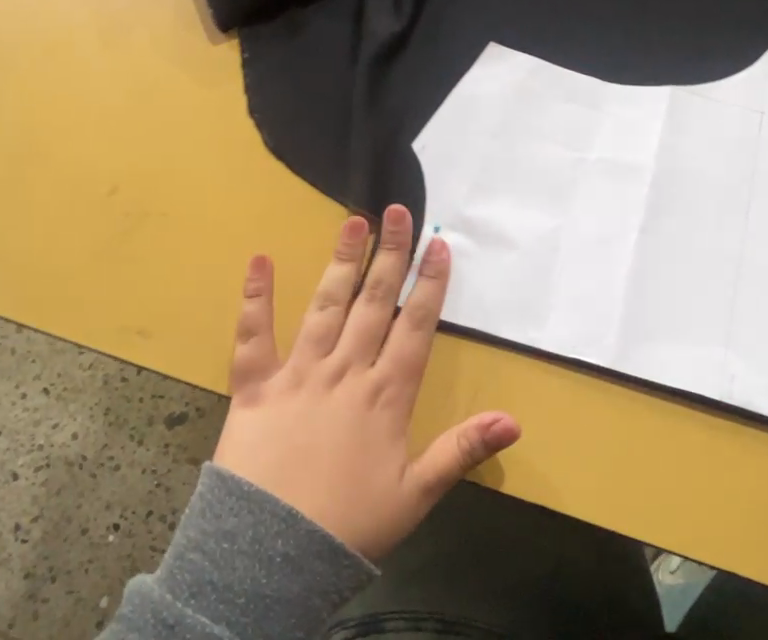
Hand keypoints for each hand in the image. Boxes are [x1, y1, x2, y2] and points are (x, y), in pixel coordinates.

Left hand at [212, 204, 521, 559]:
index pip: (415, 327)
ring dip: (341, 262)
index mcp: (386, 396)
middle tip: (398, 211)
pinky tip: (260, 260)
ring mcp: (298, 375)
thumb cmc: (349, 526)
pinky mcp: (254, 387)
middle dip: (390, 255)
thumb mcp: (416, 495)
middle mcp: (346, 373)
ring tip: (354, 221)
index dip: (429, 284)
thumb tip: (515, 420)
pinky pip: (253, 336)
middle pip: (373, 303)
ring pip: (324, 307)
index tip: (438, 245)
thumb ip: (462, 449)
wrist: (270, 556)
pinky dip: (255, 298)